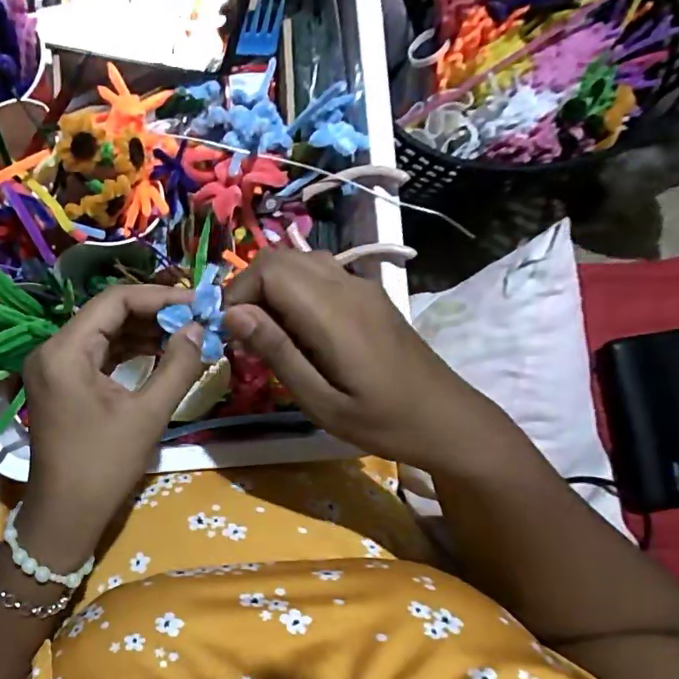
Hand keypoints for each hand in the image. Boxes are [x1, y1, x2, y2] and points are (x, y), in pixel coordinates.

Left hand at [19, 284, 207, 564]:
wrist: (66, 514)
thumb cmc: (104, 465)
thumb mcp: (147, 414)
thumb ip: (178, 366)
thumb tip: (200, 330)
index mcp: (65, 351)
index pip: (114, 301)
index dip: (159, 297)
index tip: (198, 303)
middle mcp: (53, 350)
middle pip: (107, 314)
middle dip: (154, 314)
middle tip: (197, 319)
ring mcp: (54, 368)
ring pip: (104, 334)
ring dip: (143, 333)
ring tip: (186, 335)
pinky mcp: (61, 385)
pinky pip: (98, 356)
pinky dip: (129, 353)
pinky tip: (161, 353)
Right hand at [222, 250, 508, 474]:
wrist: (447, 419)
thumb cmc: (381, 421)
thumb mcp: (321, 401)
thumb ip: (278, 353)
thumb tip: (233, 314)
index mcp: (333, 312)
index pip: (269, 270)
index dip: (238, 294)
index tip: (231, 336)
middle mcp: (347, 286)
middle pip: (281, 257)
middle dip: (250, 288)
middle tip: (244, 336)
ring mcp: (362, 287)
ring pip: (301, 261)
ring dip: (273, 288)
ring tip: (268, 334)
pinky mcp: (369, 296)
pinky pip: (321, 274)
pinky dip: (295, 291)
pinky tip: (299, 331)